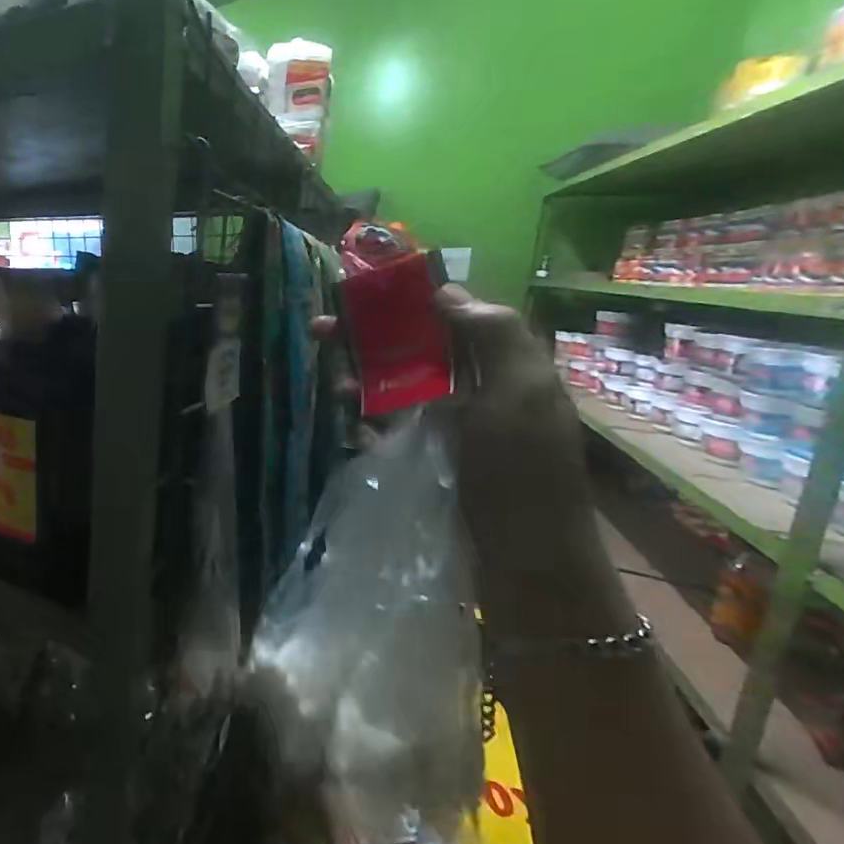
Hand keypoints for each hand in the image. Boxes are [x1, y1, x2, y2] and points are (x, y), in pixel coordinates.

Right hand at [314, 285, 602, 635]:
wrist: (520, 552)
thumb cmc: (523, 468)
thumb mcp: (523, 394)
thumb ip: (494, 336)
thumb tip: (445, 293)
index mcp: (500, 363)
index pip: (449, 315)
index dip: (407, 299)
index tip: (360, 291)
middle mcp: (470, 383)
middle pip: (411, 343)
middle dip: (367, 333)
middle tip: (320, 327)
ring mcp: (443, 418)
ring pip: (390, 378)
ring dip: (358, 372)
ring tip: (333, 382)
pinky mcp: (419, 448)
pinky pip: (382, 417)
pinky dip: (361, 410)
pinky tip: (345, 413)